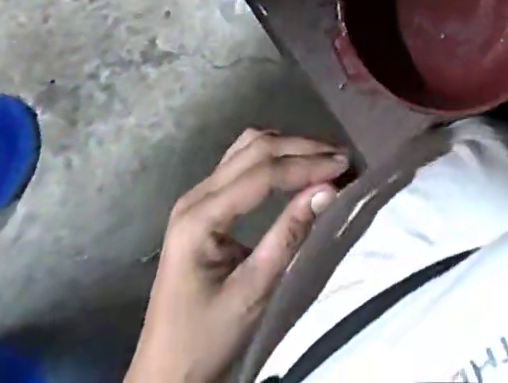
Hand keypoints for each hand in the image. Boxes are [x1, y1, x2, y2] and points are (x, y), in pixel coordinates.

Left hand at [126, 130, 347, 382]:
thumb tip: (329, 190)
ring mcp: (197, 197)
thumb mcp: (253, 292)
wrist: (164, 373)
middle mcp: (195, 195)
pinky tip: (295, 166)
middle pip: (254, 150)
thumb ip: (289, 236)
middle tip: (342, 158)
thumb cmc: (207, 339)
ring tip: (324, 158)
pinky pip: (240, 163)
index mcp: (200, 216)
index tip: (343, 166)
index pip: (261, 174)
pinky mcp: (204, 206)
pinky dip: (272, 157)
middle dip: (300, 149)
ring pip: (247, 148)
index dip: (305, 165)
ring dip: (287, 147)